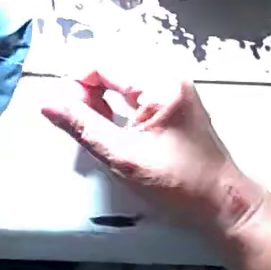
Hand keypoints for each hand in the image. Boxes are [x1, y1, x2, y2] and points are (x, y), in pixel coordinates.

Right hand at [41, 69, 270, 245]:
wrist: (223, 205)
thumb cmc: (177, 184)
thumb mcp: (122, 157)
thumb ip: (81, 126)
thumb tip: (47, 103)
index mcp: (159, 86)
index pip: (103, 64)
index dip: (76, 84)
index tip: (66, 111)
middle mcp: (167, 78)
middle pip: (110, 68)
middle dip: (88, 91)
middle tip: (81, 123)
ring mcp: (172, 88)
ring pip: (119, 79)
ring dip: (100, 98)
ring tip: (98, 129)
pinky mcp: (172, 100)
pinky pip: (133, 90)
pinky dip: (116, 104)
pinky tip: (113, 128)